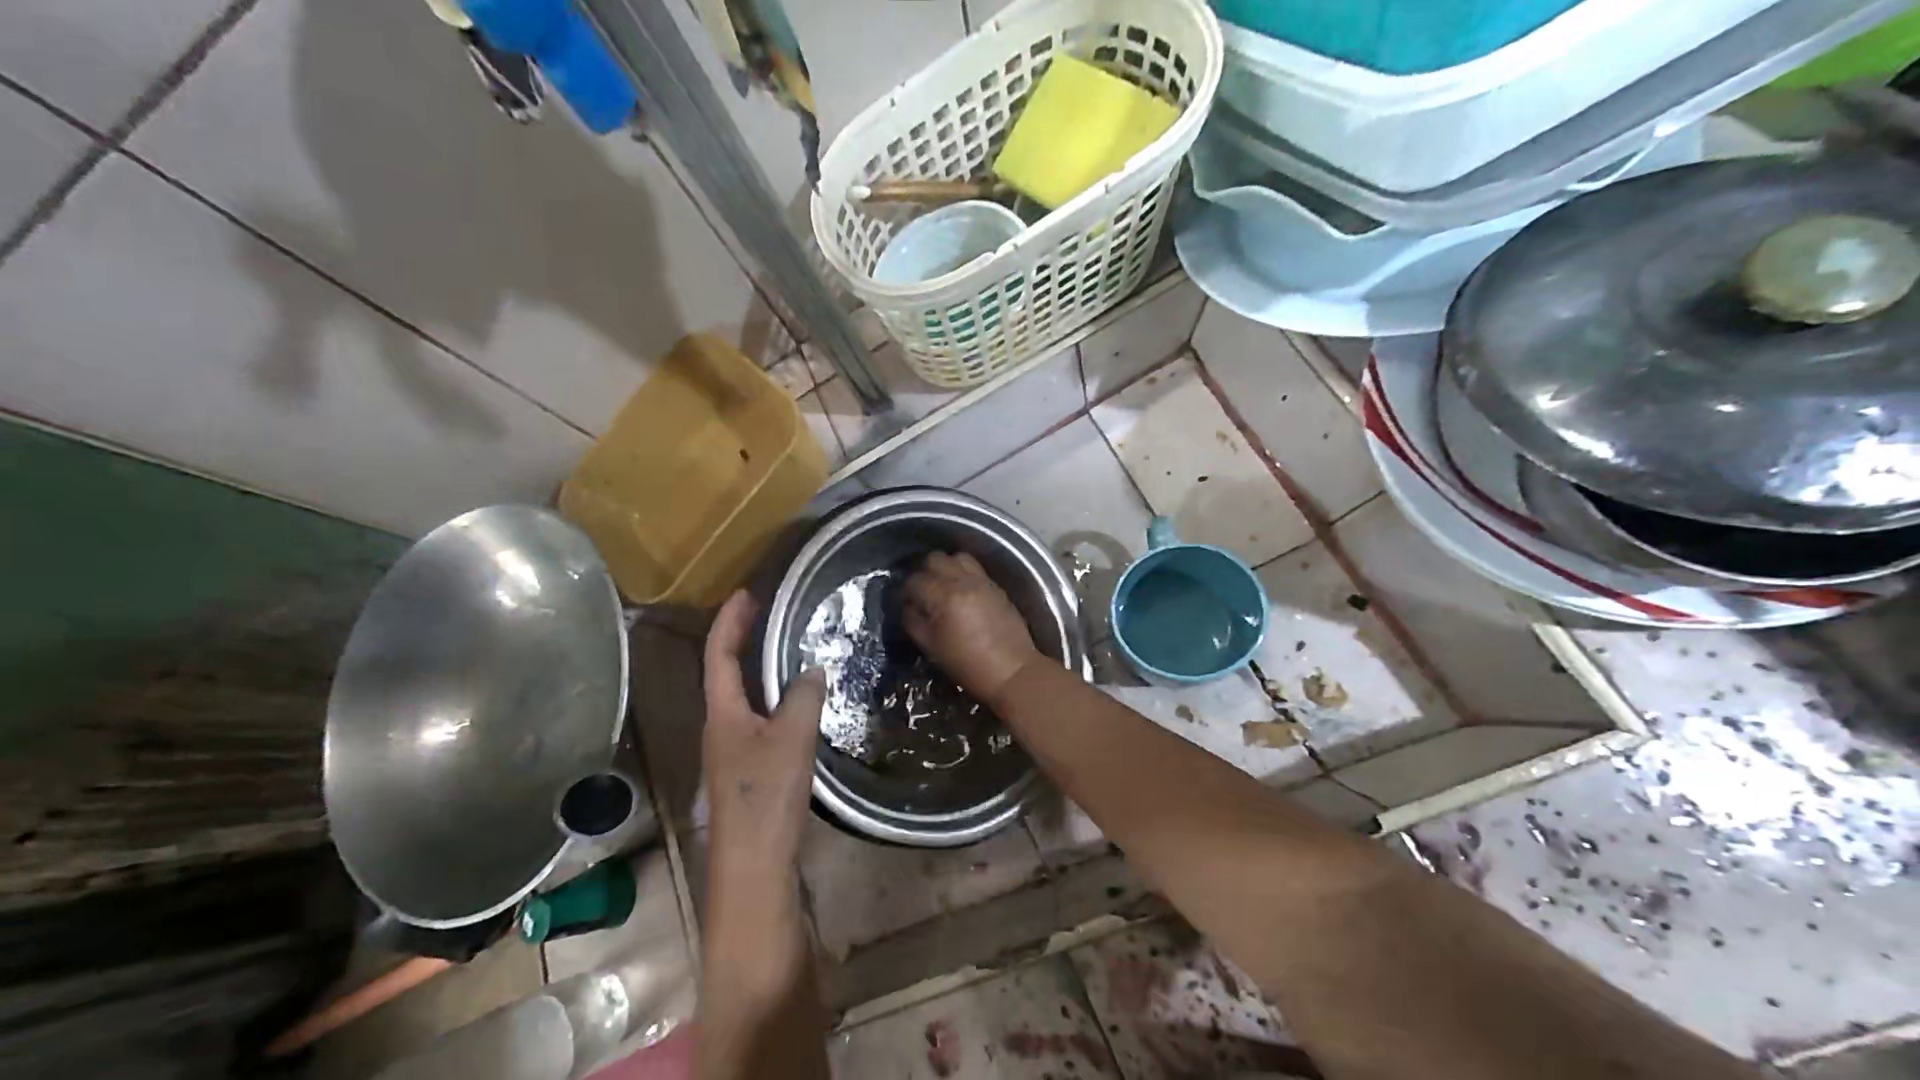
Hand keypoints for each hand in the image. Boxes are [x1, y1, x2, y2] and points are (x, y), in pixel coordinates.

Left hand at [702, 590, 823, 879]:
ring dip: (752, 667)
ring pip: (738, 697)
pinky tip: (791, 701)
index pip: (718, 654)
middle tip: (764, 612)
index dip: (730, 621)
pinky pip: (753, 717)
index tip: (746, 593)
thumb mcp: (792, 738)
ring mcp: (730, 750)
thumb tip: (813, 669)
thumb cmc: (766, 795)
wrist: (753, 864)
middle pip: (722, 672)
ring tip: (779, 647)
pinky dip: (767, 696)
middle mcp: (718, 727)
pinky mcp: (745, 769)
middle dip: (739, 638)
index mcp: (722, 713)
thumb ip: (803, 697)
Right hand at [902, 552, 1045, 705]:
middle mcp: (962, 581)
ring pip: (957, 558)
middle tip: (922, 591)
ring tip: (942, 586)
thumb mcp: (931, 648)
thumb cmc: (968, 665)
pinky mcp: (995, 586)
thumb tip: (908, 606)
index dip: (905, 591)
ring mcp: (982, 581)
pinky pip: (974, 567)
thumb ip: (913, 621)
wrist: (1012, 671)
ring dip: (946, 567)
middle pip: (935, 559)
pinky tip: (961, 591)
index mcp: (944, 597)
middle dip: (924, 572)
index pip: (914, 581)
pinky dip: (963, 572)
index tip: (904, 602)